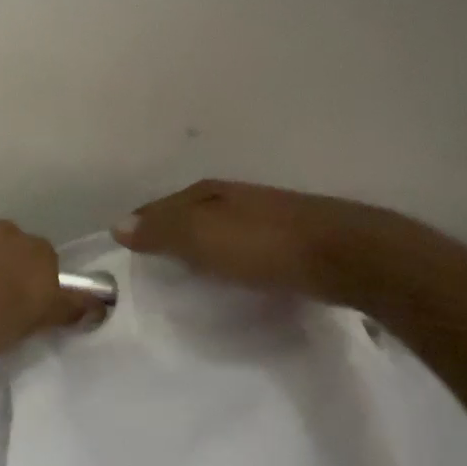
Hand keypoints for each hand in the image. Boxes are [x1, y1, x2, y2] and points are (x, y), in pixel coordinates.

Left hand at [0, 221, 104, 356]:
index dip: (35, 282)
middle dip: (2, 268)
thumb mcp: (42, 319)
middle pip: (8, 249)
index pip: (45, 261)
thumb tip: (98, 305)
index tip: (25, 304)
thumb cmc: (0, 316)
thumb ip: (70, 309)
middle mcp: (3, 232)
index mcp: (37, 249)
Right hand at [111, 180, 415, 304]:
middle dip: (169, 231)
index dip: (142, 223)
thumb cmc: (265, 247)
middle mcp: (237, 198)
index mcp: (210, 193)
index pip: (162, 205)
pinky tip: (227, 272)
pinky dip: (227, 256)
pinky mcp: (291, 241)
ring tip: (183, 269)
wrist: (348, 258)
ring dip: (199, 244)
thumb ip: (161, 232)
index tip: (123, 248)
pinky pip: (242, 245)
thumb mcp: (202, 238)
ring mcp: (267, 217)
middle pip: (190, 214)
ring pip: (218, 228)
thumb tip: (118, 225)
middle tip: (148, 261)